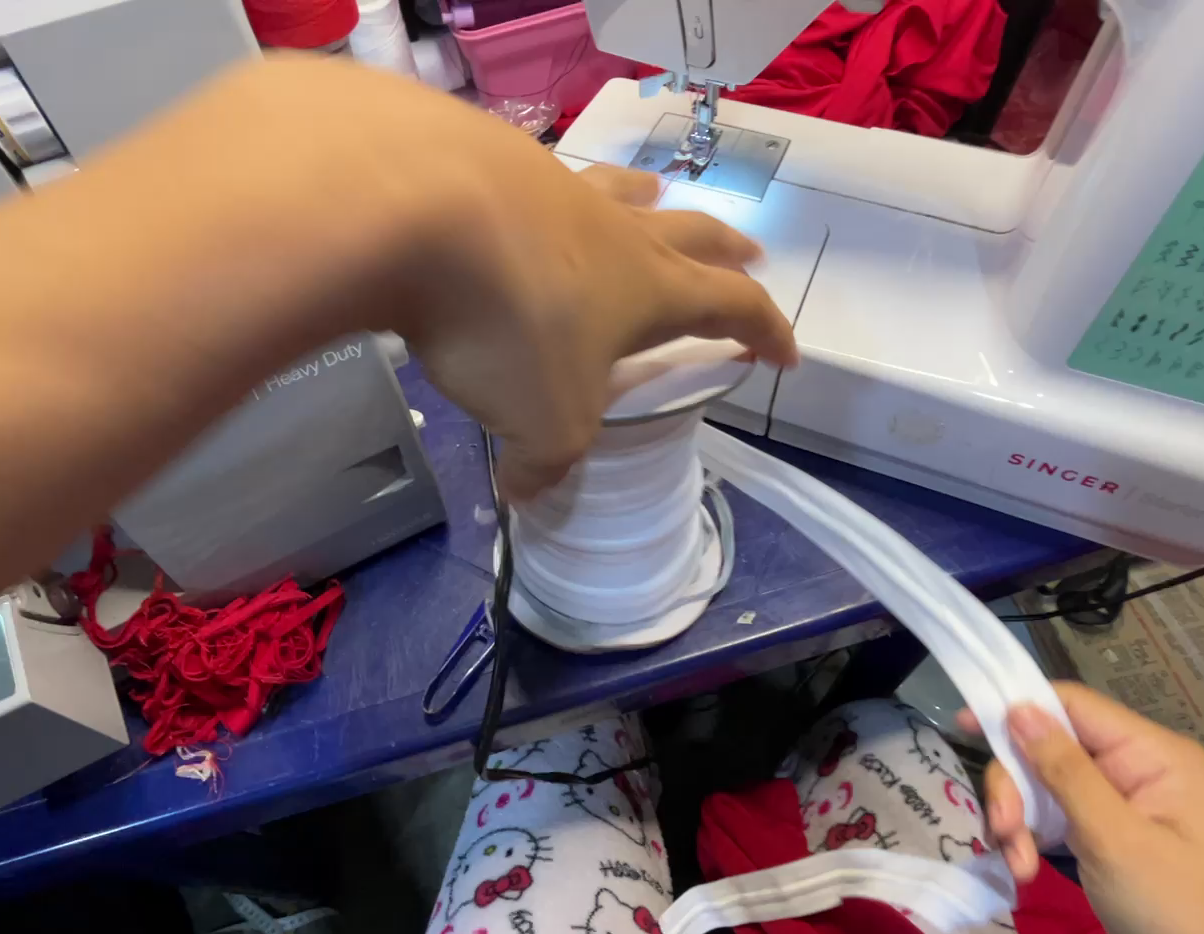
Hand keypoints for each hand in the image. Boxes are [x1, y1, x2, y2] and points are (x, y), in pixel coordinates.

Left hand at [408, 160, 796, 498]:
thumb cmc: (514, 327)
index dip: (769, 331)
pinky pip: (550, 179)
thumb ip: (544, 468)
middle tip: (751, 255)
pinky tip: (540, 195)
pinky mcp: (497, 168)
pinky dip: (565, 191)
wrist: (418, 213)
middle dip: (729, 252)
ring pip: (625, 192)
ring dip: (652, 202)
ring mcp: (559, 191)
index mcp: (654, 291)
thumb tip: (524, 495)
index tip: (785, 356)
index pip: (736, 306)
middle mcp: (619, 232)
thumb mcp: (546, 424)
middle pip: (696, 234)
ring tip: (659, 198)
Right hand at [964, 683, 1203, 933]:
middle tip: (1002, 829)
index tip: (963, 725)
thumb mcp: (1115, 838)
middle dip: (1016, 786)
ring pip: (1043, 785)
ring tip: (1017, 861)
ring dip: (1019, 819)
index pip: (1072, 705)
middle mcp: (1136, 770)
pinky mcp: (1106, 838)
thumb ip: (1063, 768)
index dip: (1016, 708)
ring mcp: (1120, 806)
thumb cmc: (1181, 914)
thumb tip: (1018, 707)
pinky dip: (1032, 839)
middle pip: (1048, 748)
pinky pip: (1053, 817)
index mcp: (1153, 755)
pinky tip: (1025, 870)